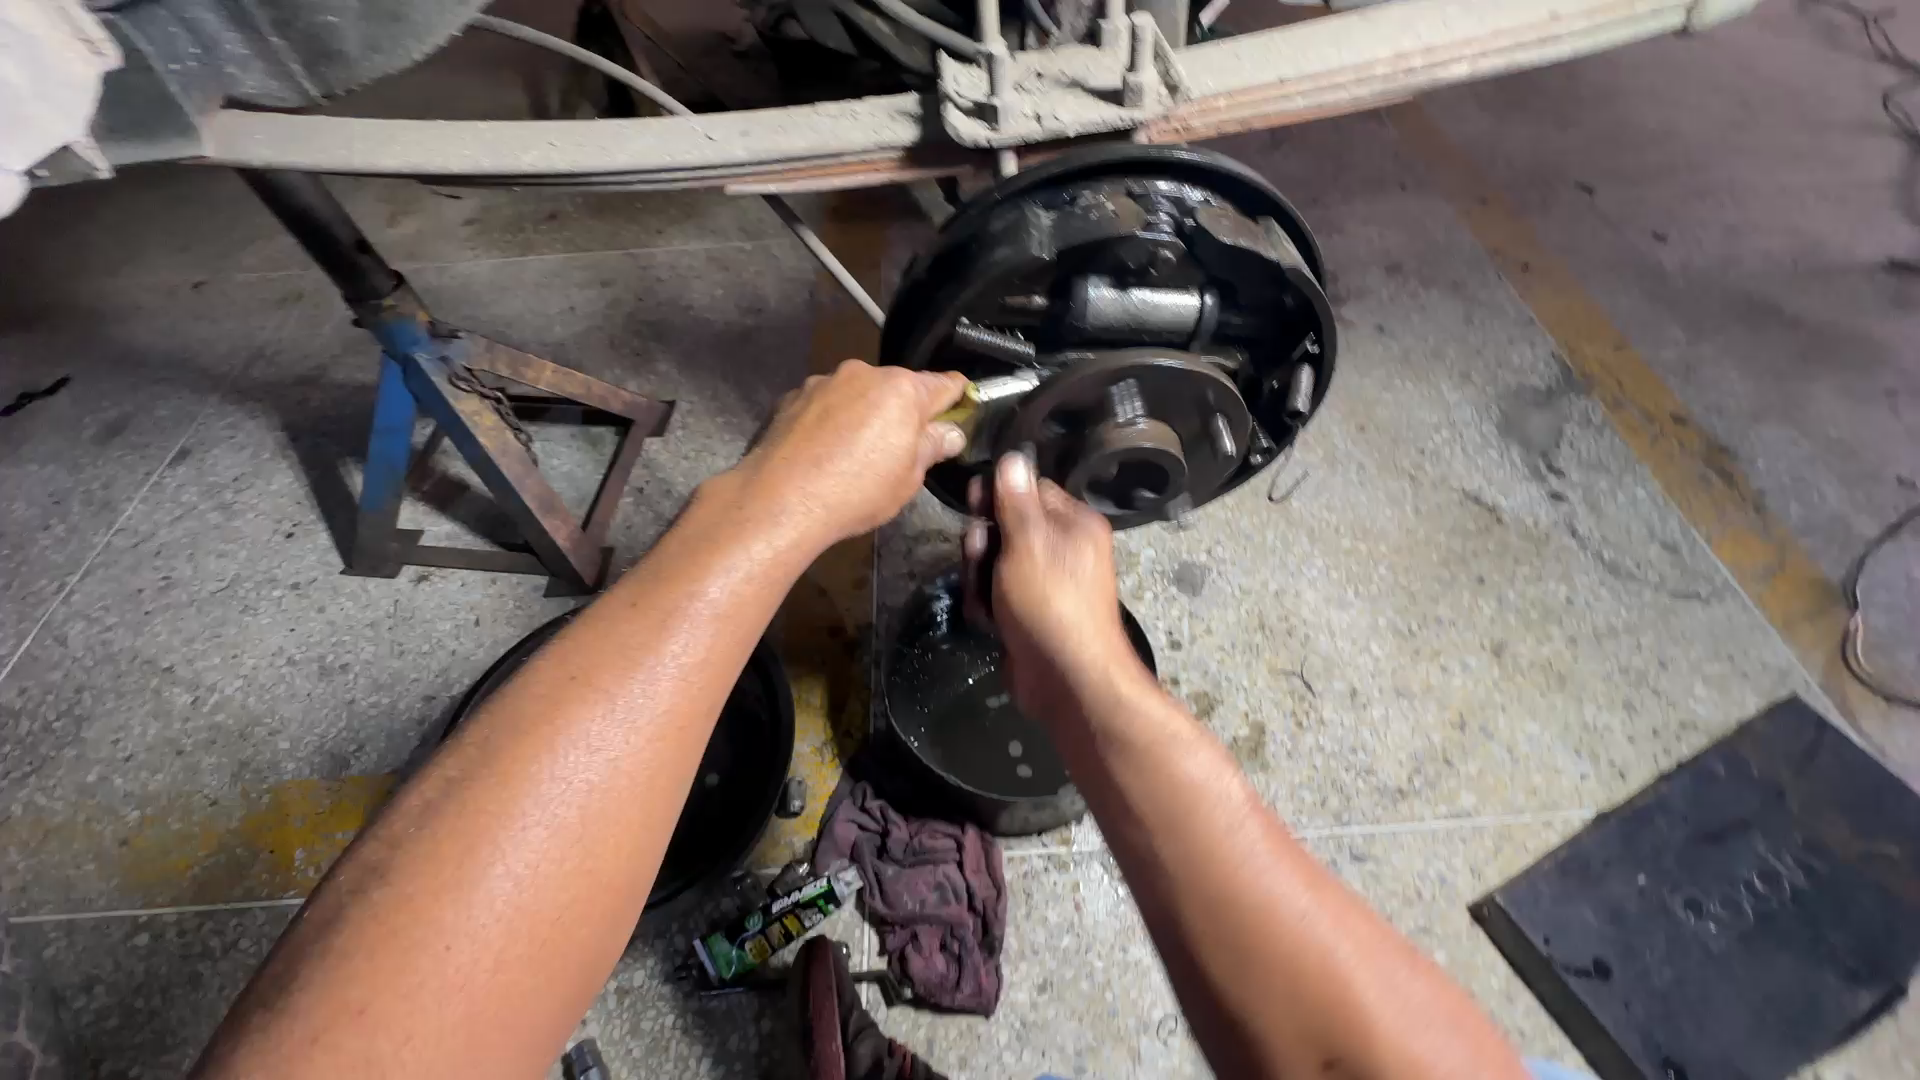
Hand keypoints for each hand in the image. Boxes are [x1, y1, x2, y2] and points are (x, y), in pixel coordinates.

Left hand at [719, 360, 966, 548]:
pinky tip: (823, 453)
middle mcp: (864, 374)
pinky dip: (831, 421)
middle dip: (904, 412)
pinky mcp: (792, 397)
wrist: (780, 499)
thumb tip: (951, 433)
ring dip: (864, 414)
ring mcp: (824, 382)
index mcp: (902, 390)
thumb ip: (932, 448)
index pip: (945, 384)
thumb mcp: (908, 479)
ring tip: (853, 455)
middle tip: (901, 450)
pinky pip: (825, 404)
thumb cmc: (857, 492)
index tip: (961, 412)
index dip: (958, 400)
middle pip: (898, 388)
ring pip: (858, 394)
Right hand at [963, 451, 1151, 722]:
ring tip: (986, 600)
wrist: (1066, 679)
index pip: (1029, 489)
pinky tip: (990, 623)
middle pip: (1005, 528)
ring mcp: (1044, 585)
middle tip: (979, 559)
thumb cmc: (1051, 602)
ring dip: (980, 580)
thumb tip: (1013, 455)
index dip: (998, 495)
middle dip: (983, 544)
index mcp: (1074, 524)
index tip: (974, 503)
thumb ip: (1016, 499)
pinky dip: (988, 608)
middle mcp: (1062, 550)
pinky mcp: (1027, 614)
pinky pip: (996, 596)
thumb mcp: (1030, 542)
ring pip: (994, 564)